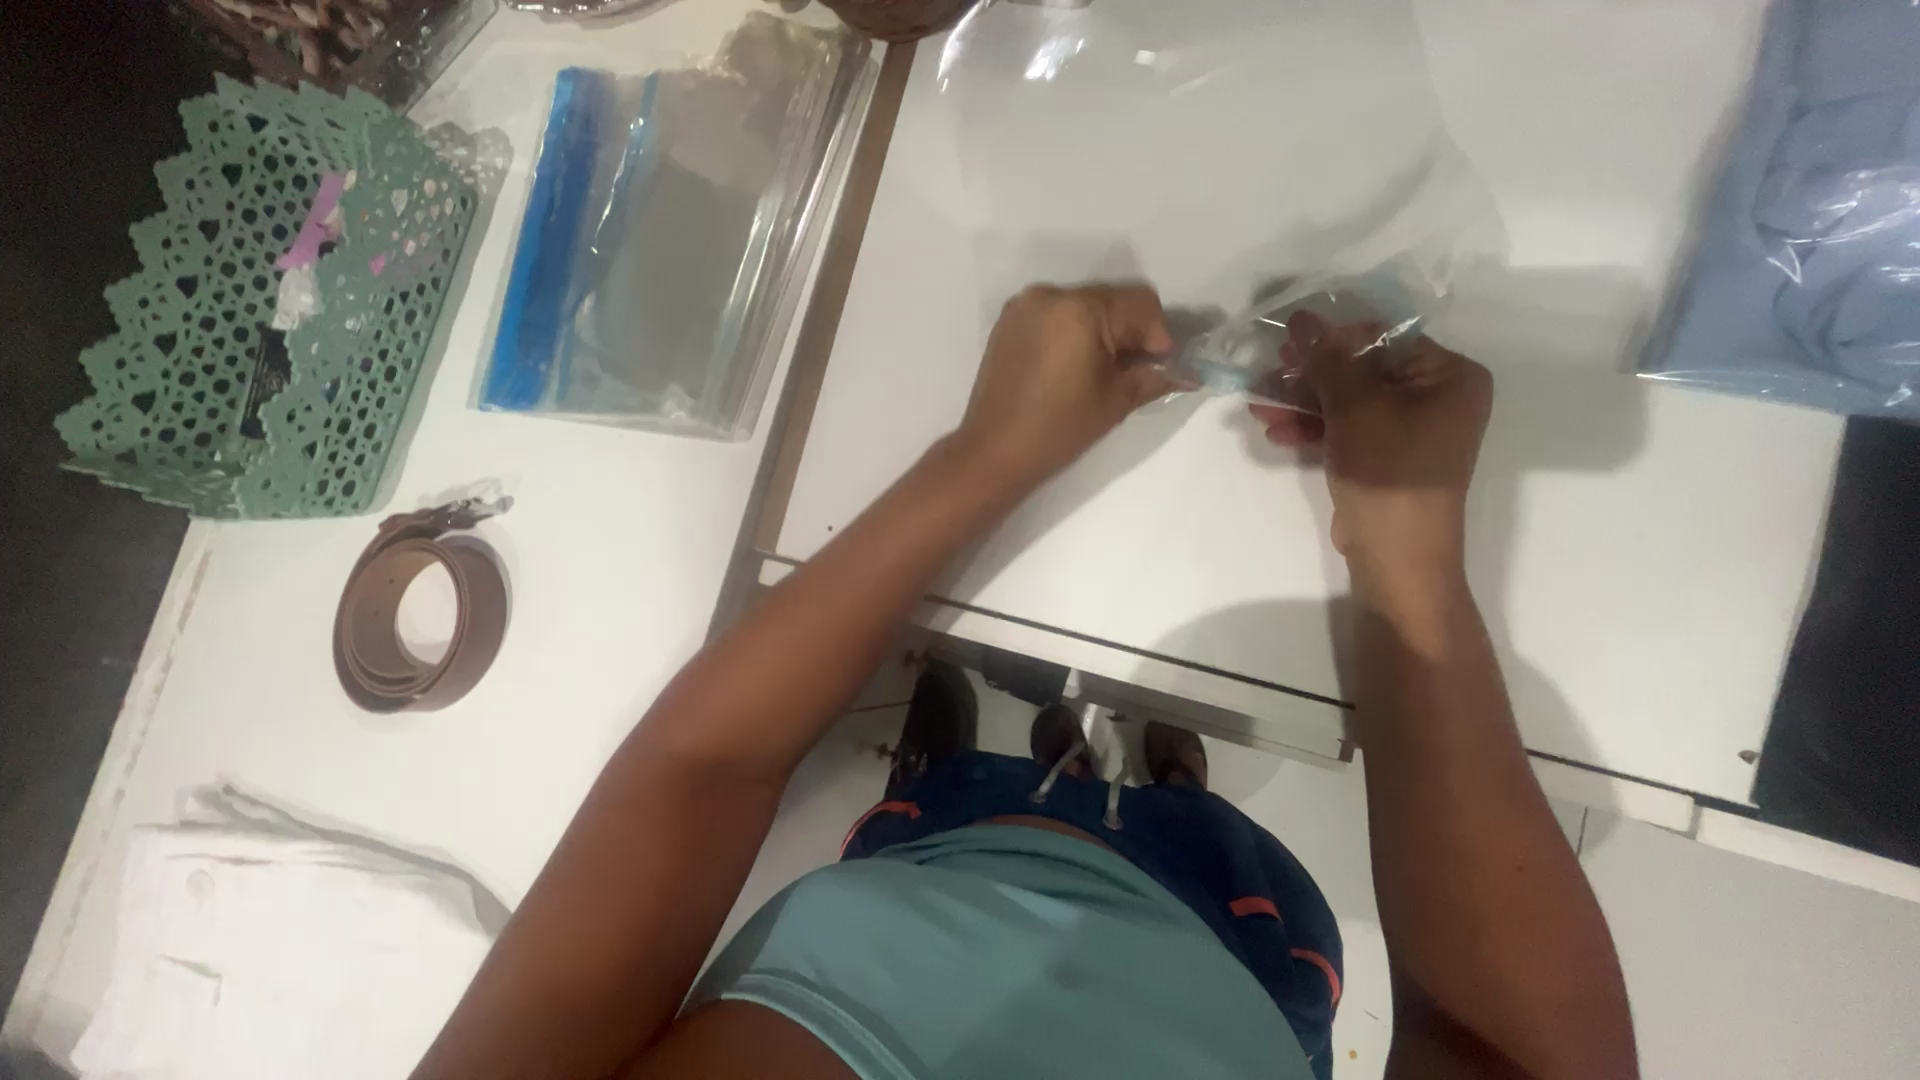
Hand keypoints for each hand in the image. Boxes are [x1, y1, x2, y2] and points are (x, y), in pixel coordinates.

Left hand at [950, 284, 1178, 491]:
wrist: (993, 453)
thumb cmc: (1058, 430)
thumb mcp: (1115, 402)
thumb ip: (1154, 377)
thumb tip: (1189, 373)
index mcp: (1079, 309)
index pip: (1141, 302)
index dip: (1159, 334)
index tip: (1160, 367)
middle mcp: (1050, 295)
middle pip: (1111, 300)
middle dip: (1131, 331)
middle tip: (1135, 372)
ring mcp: (1024, 306)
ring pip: (1083, 306)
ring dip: (1102, 331)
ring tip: (1102, 372)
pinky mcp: (1008, 323)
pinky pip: (1055, 316)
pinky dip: (1073, 333)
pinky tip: (1073, 367)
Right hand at [1251, 311, 1491, 595]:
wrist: (1396, 554)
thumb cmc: (1388, 471)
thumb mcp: (1355, 409)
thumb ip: (1327, 360)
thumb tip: (1302, 317)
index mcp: (1450, 375)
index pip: (1386, 338)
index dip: (1334, 338)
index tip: (1287, 344)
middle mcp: (1437, 396)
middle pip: (1363, 369)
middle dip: (1311, 375)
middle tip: (1268, 372)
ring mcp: (1410, 429)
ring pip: (1348, 401)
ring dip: (1302, 403)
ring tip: (1258, 405)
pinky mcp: (1385, 456)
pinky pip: (1347, 429)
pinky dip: (1313, 429)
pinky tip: (1275, 431)